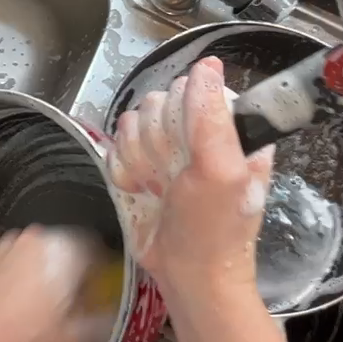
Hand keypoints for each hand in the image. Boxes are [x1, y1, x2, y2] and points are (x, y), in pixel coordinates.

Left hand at [0, 224, 112, 341]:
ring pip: (43, 255)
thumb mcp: (72, 340)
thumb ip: (100, 321)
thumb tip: (113, 311)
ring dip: (52, 274)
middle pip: (68, 250)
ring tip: (53, 308)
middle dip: (78, 273)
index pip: (96, 248)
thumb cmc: (21, 341)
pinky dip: (29, 275)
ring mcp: (9, 244)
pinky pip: (21, 261)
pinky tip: (25, 305)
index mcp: (61, 250)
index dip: (105, 271)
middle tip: (82, 303)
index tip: (106, 292)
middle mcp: (35, 237)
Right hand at [111, 56, 274, 305]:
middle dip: (156, 143)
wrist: (188, 276)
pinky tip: (141, 191)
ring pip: (130, 124)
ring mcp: (164, 150)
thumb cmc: (215, 231)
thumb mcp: (221, 173)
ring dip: (139, 160)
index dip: (179, 116)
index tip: (188, 151)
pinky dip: (123, 171)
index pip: (187, 88)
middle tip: (174, 177)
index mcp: (227, 127)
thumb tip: (206, 65)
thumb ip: (211, 118)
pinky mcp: (138, 166)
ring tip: (159, 189)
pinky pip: (115, 146)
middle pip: (152, 104)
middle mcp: (194, 133)